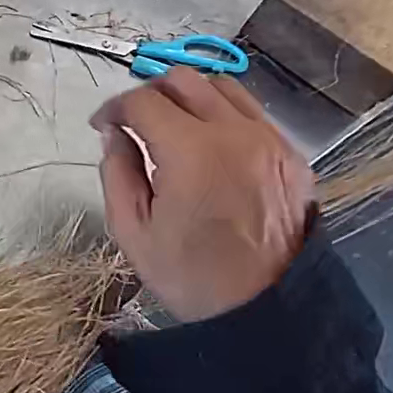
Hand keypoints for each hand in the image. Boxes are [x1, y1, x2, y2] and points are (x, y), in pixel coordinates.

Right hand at [92, 67, 312, 321]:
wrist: (270, 312)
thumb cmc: (190, 275)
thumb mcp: (131, 229)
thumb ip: (116, 171)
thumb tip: (114, 134)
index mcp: (191, 153)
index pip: (142, 102)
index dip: (113, 108)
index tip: (101, 126)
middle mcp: (236, 135)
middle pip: (183, 80)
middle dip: (148, 94)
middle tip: (131, 122)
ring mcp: (271, 142)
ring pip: (221, 87)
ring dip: (187, 97)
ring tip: (169, 126)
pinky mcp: (292, 157)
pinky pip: (251, 113)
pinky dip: (220, 114)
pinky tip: (206, 144)